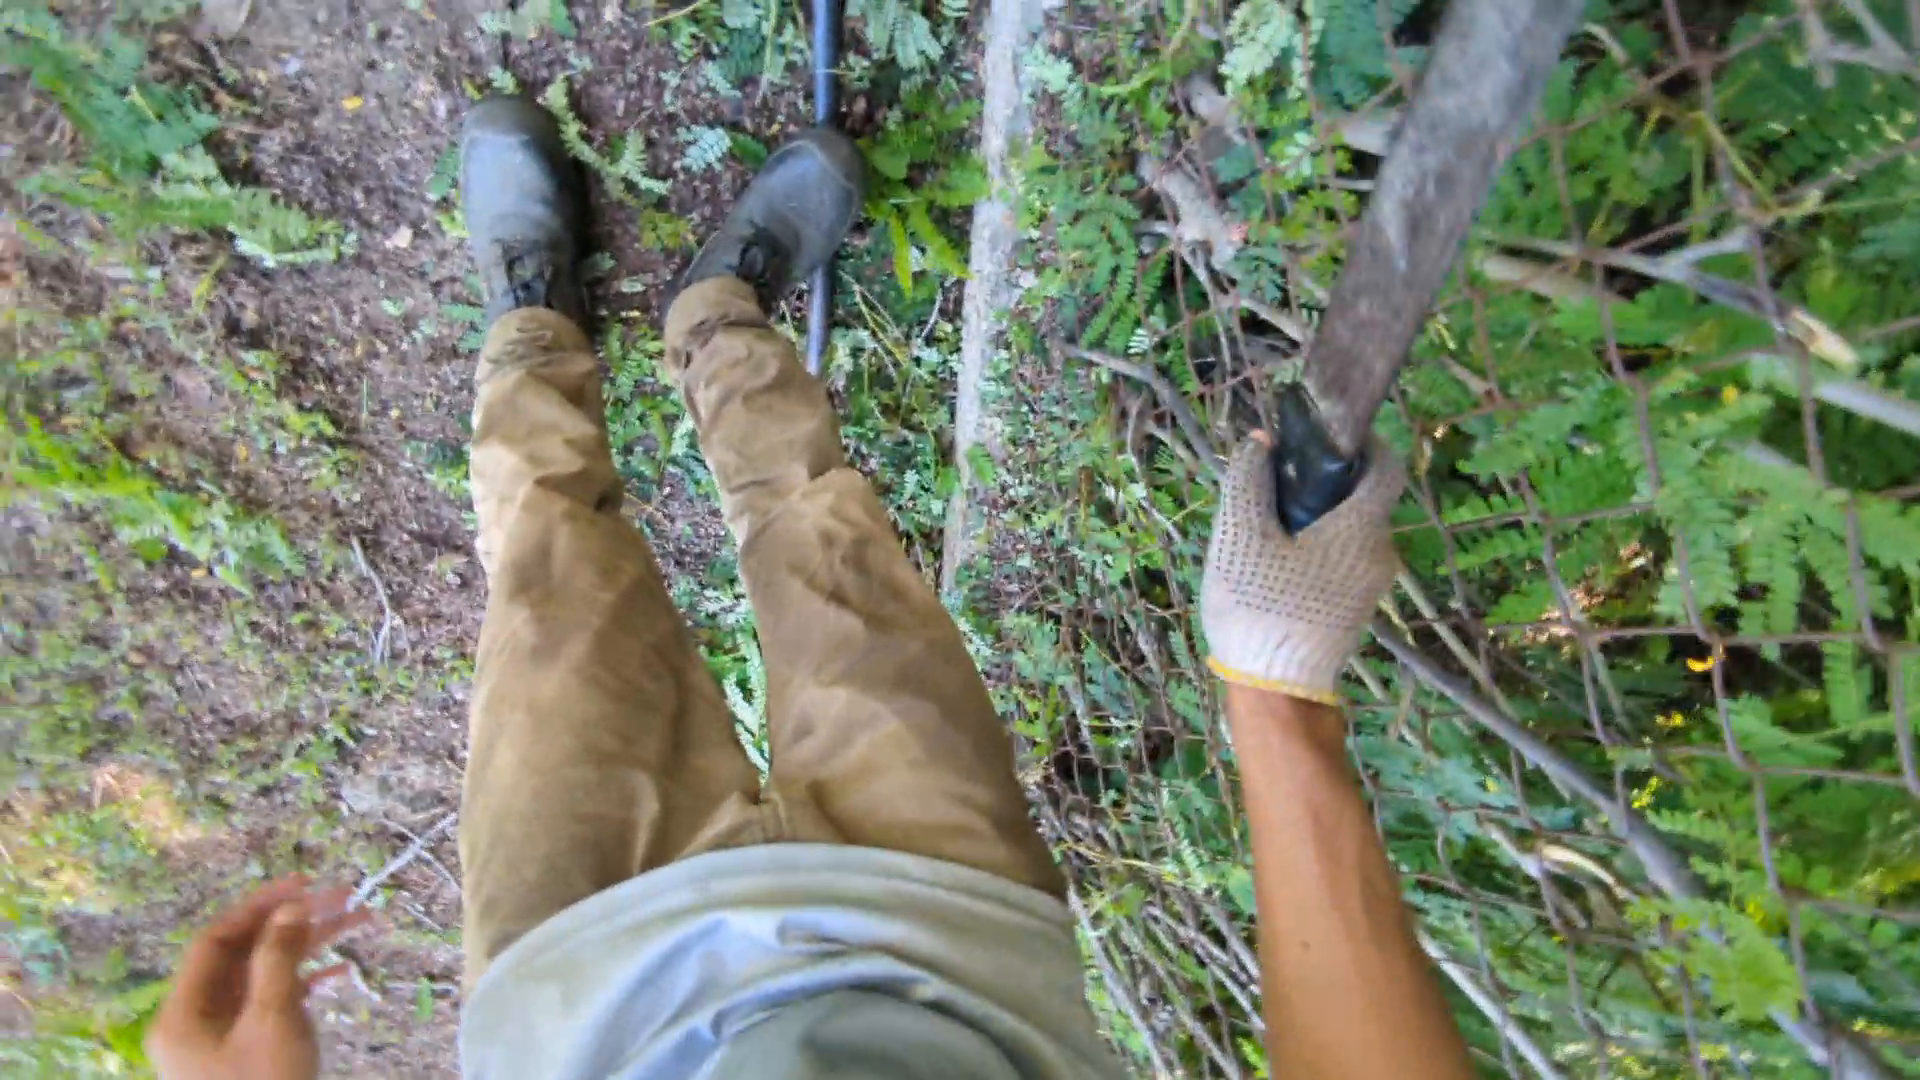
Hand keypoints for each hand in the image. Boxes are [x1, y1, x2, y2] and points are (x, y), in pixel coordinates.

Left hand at [146, 876, 371, 1079]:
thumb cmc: (261, 1079)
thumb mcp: (272, 1015)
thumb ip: (278, 958)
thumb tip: (292, 905)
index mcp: (185, 1011)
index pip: (216, 940)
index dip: (259, 905)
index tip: (306, 882)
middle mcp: (197, 1017)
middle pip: (245, 951)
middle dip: (295, 920)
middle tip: (344, 895)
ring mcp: (222, 1032)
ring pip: (267, 970)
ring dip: (311, 943)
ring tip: (359, 920)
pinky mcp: (248, 1044)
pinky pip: (276, 997)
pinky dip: (309, 977)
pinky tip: (342, 970)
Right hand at [1201, 432, 1405, 702]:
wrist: (1274, 689)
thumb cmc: (1260, 606)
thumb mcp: (1240, 537)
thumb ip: (1247, 482)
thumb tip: (1260, 441)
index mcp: (1361, 527)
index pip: (1386, 465)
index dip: (1361, 442)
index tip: (1321, 438)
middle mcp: (1380, 552)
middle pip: (1361, 499)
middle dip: (1322, 484)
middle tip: (1272, 487)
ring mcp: (1371, 584)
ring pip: (1348, 532)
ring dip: (1315, 519)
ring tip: (1265, 530)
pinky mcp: (1356, 608)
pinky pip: (1342, 560)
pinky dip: (1317, 548)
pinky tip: (1275, 564)